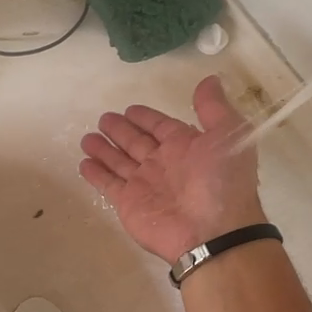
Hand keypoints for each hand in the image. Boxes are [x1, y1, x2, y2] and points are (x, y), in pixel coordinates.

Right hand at [78, 74, 267, 262]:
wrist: (212, 232)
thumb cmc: (221, 182)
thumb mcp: (228, 135)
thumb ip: (214, 108)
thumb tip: (209, 79)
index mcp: (186, 146)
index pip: (160, 126)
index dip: (146, 118)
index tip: (130, 109)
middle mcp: (163, 163)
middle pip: (136, 142)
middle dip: (120, 130)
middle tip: (104, 119)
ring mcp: (144, 184)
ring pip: (118, 162)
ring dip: (104, 149)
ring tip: (87, 138)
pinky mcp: (128, 203)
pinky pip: (108, 184)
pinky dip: (95, 174)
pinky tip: (83, 163)